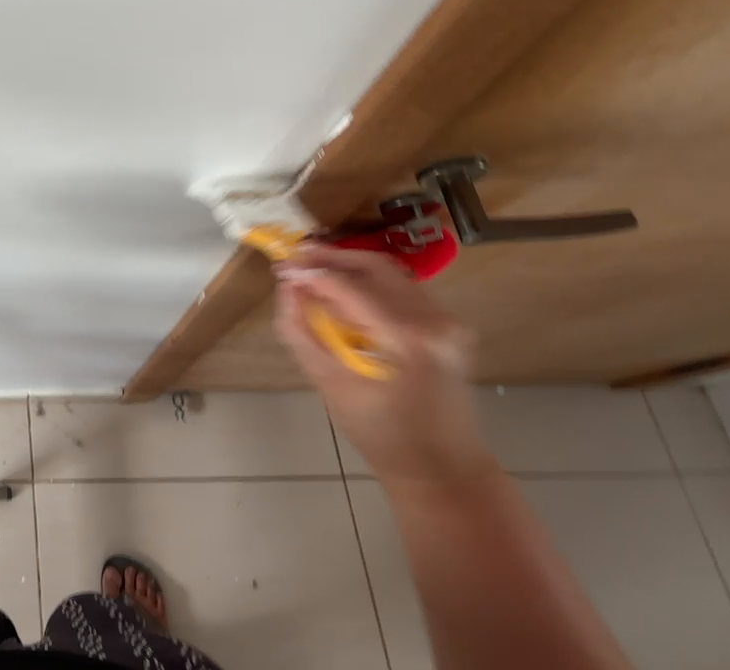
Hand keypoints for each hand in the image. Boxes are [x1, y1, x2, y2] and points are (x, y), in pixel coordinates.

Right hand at [273, 244, 498, 493]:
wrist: (445, 471)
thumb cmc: (384, 438)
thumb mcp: (332, 387)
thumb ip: (303, 334)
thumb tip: (287, 291)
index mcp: (409, 340)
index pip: (352, 289)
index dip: (312, 273)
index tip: (281, 267)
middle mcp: (436, 322)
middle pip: (377, 268)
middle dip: (333, 258)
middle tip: (296, 257)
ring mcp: (448, 323)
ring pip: (392, 275)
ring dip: (351, 268)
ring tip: (314, 271)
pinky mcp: (448, 328)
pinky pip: (403, 291)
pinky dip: (370, 285)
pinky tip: (344, 293)